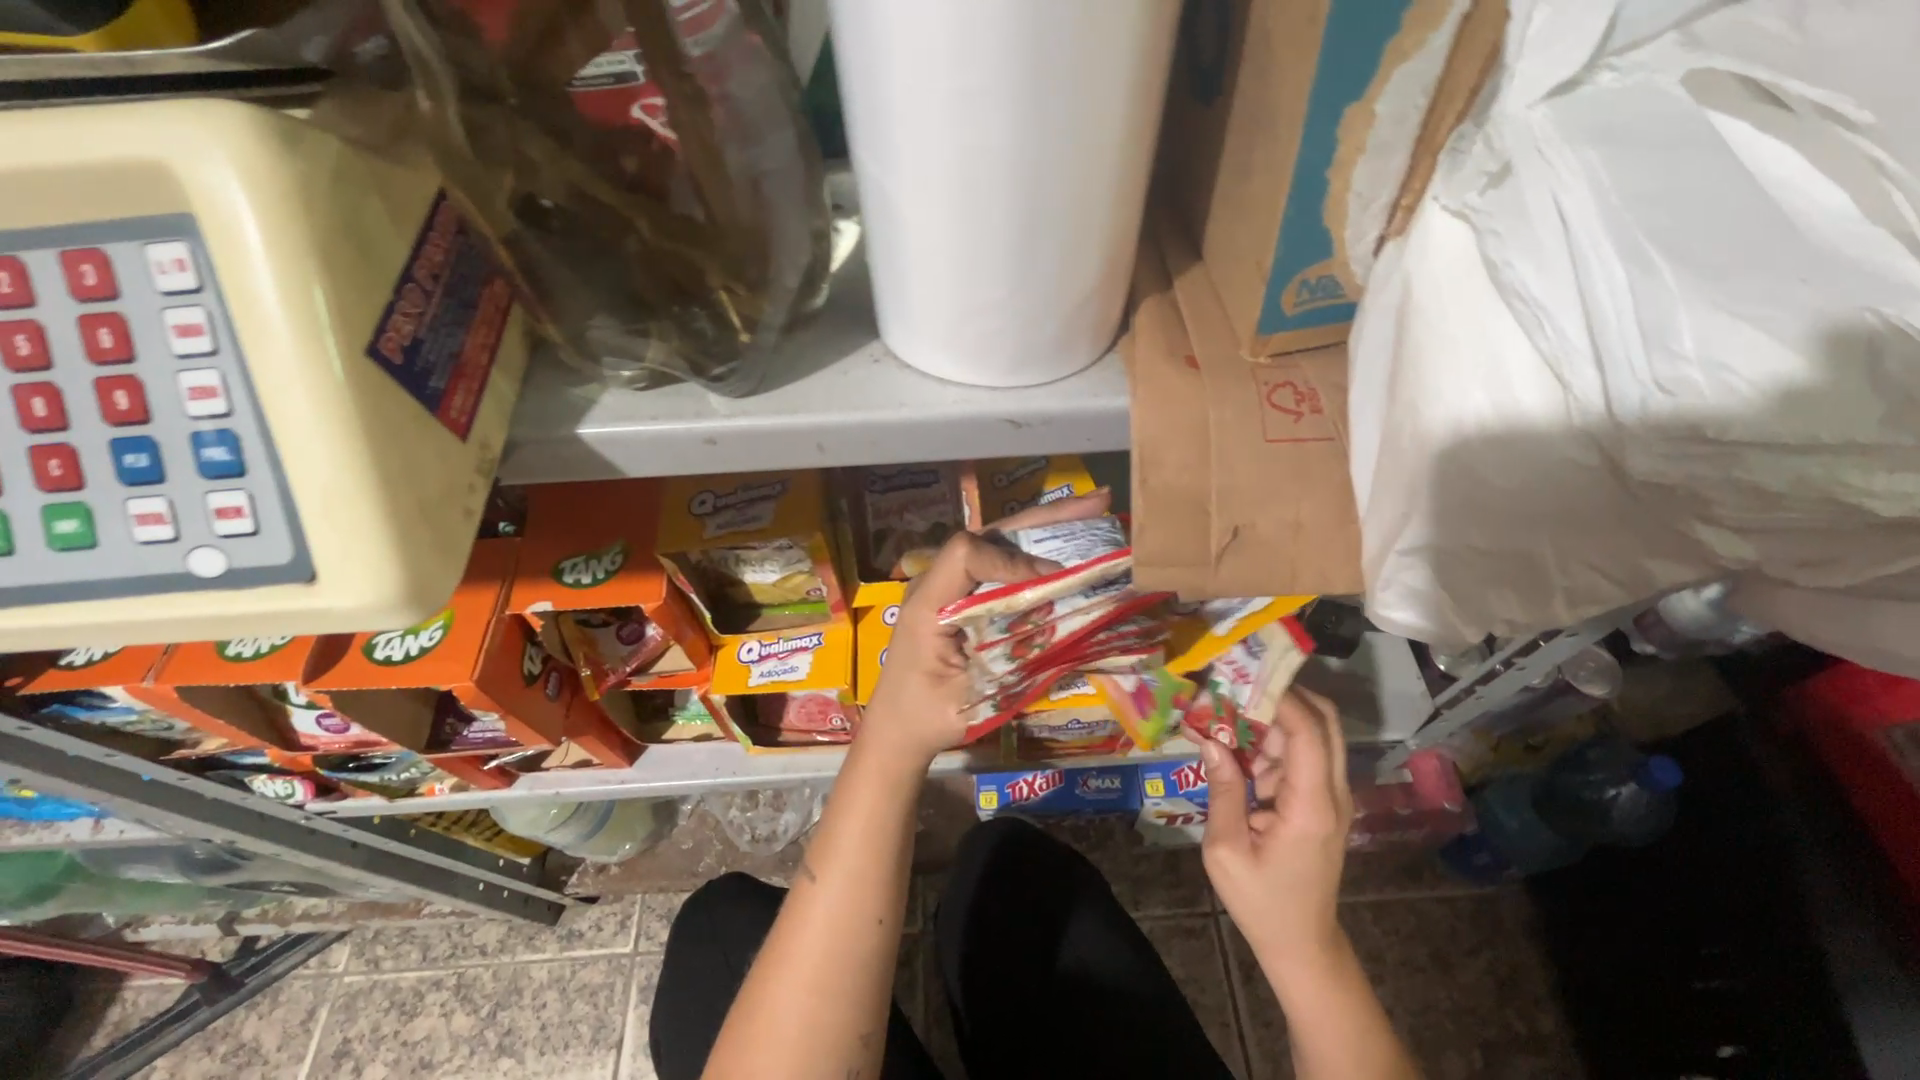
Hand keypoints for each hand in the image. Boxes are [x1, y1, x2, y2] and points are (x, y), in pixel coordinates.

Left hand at [861, 489, 1112, 765]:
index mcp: (929, 602)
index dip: (1012, 559)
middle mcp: (938, 583)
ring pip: (999, 543)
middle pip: (990, 534)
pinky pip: (1000, 565)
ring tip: (1094, 512)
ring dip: (1045, 528)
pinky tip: (1070, 547)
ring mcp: (951, 588)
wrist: (897, 730)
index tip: (1052, 576)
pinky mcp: (964, 598)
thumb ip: (1013, 667)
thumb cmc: (926, 718)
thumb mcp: (968, 699)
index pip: (966, 554)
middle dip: (1044, 519)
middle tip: (1097, 504)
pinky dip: (1036, 553)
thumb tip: (1071, 637)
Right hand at [1201, 688, 1354, 978]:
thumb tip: (1211, 741)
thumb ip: (1223, 790)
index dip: (1279, 698)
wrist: (1301, 942)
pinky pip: (1306, 759)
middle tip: (1238, 688)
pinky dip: (1276, 748)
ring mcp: (1333, 798)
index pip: (1308, 731)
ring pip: (1314, 737)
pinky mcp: (1325, 805)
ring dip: (1275, 725)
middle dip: (1284, 697)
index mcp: (1312, 805)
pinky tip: (1240, 760)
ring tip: (1227, 723)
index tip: (1241, 677)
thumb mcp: (1225, 849)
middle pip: (1325, 722)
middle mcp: (1333, 793)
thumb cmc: (1261, 900)